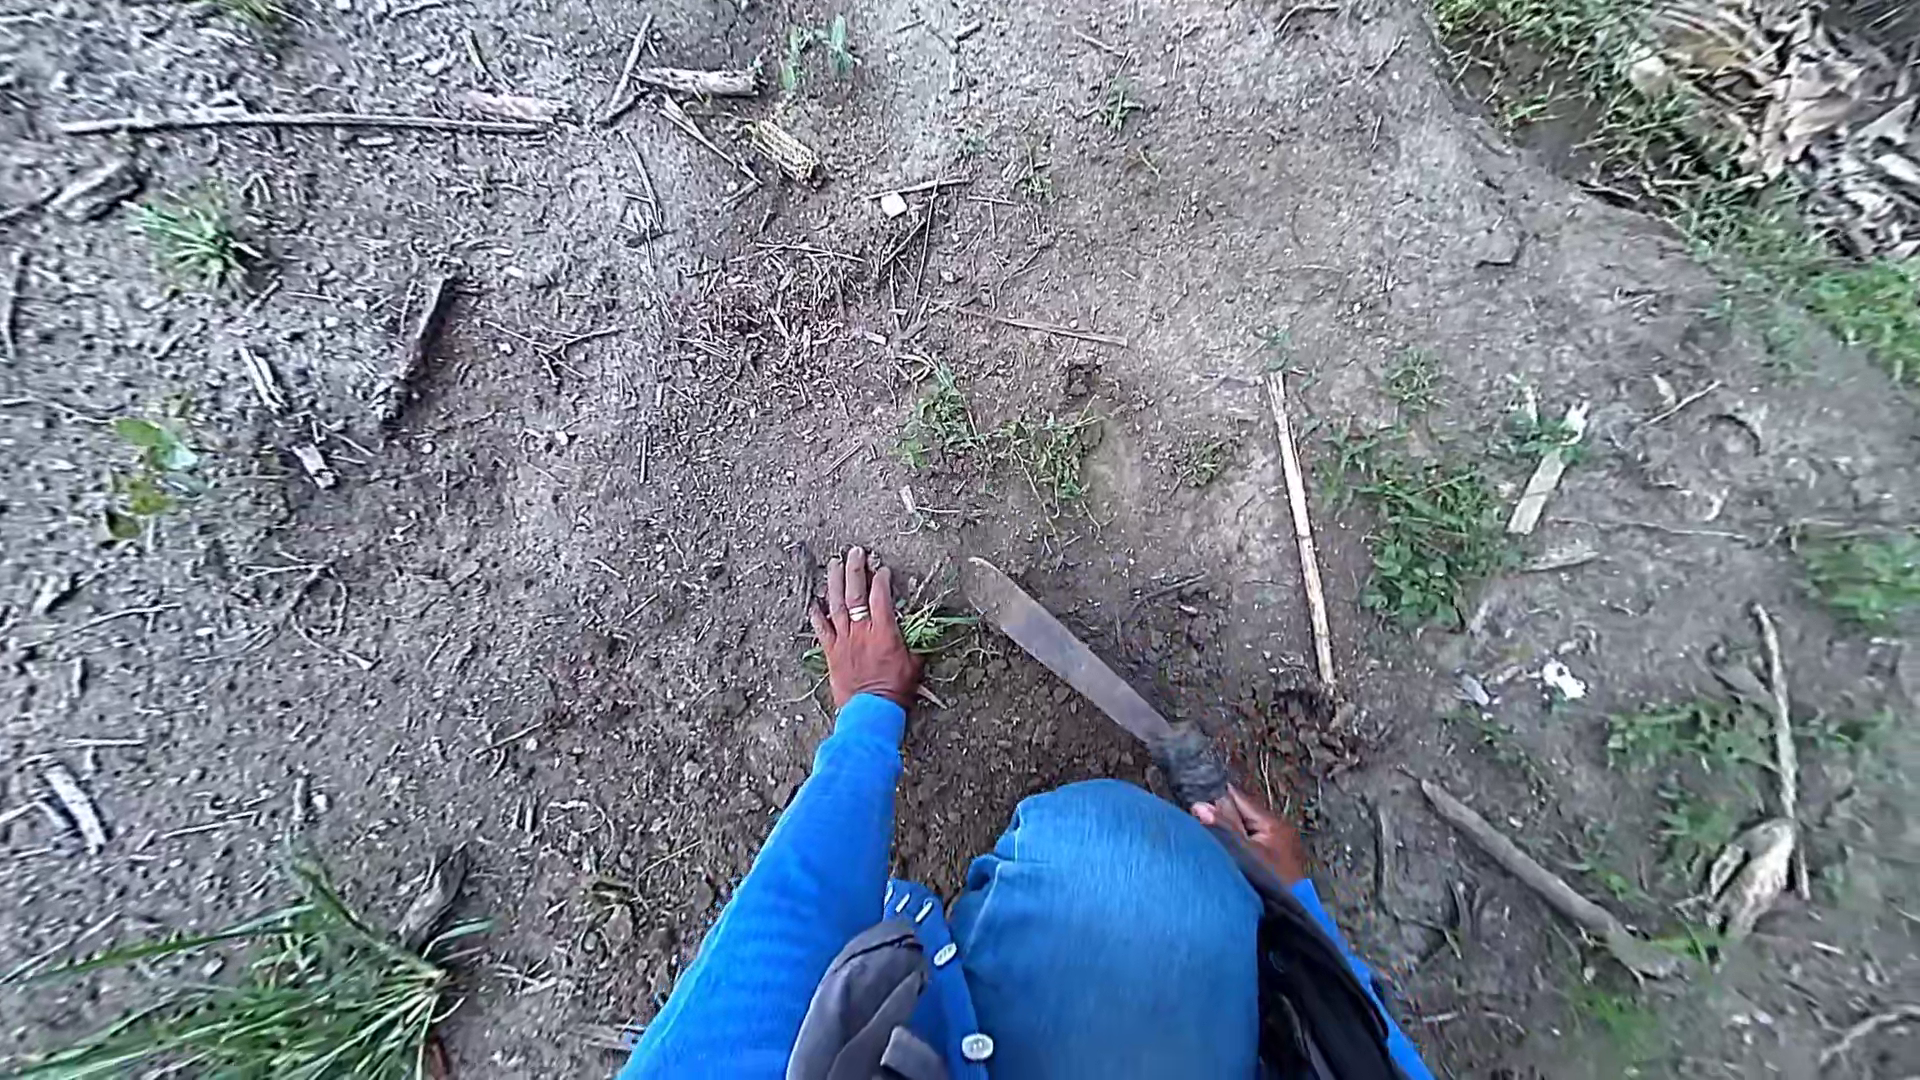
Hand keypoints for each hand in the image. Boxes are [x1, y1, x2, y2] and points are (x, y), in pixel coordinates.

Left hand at [808, 545, 921, 709]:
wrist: (871, 712)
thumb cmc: (895, 690)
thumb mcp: (914, 665)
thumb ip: (916, 644)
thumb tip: (923, 633)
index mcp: (884, 632)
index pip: (881, 597)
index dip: (881, 579)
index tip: (882, 568)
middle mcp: (861, 631)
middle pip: (856, 593)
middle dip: (855, 570)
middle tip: (854, 552)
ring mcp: (844, 640)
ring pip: (836, 605)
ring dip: (834, 582)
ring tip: (834, 564)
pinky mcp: (832, 652)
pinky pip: (821, 630)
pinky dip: (816, 615)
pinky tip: (814, 602)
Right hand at [1192, 785, 1307, 885]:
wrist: (1291, 922)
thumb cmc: (1269, 883)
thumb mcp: (1243, 852)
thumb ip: (1222, 827)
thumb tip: (1199, 805)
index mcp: (1272, 822)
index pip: (1238, 797)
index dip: (1216, 798)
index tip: (1195, 801)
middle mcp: (1276, 828)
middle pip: (1239, 812)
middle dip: (1220, 816)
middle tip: (1200, 821)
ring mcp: (1274, 844)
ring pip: (1241, 827)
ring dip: (1225, 830)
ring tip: (1208, 834)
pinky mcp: (1271, 858)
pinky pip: (1246, 840)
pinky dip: (1233, 842)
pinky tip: (1222, 849)